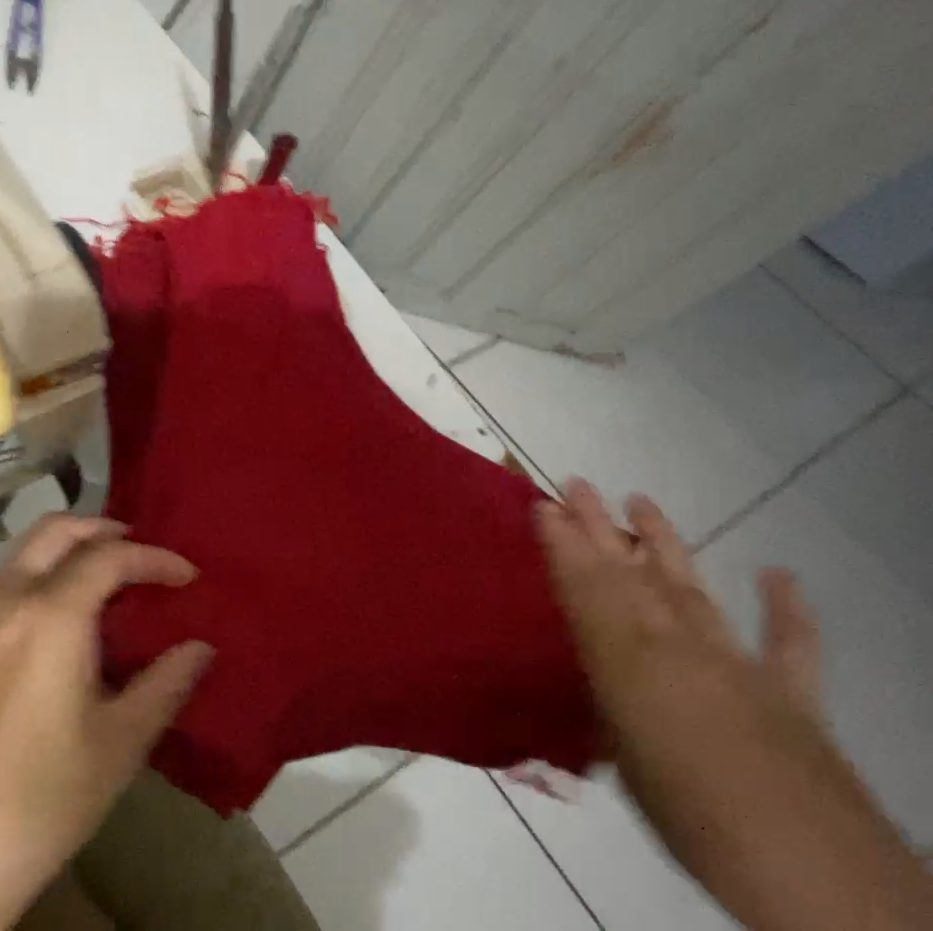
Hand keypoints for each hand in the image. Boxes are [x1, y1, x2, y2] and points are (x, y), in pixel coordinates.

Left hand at [0, 515, 212, 930]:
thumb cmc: (42, 798)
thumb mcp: (118, 745)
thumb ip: (163, 685)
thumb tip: (199, 647)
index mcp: (49, 615)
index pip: (107, 557)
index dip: (153, 558)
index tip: (188, 577)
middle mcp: (6, 599)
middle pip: (54, 531)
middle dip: (102, 529)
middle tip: (143, 554)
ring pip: (23, 551)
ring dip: (67, 547)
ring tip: (110, 579)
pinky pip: (5, 581)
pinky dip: (41, 572)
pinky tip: (66, 614)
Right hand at [537, 479, 929, 930]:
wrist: (808, 865)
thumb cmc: (686, 813)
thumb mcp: (621, 754)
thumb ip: (605, 702)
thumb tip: (586, 673)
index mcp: (630, 662)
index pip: (588, 590)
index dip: (564, 546)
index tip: (543, 505)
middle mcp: (682, 649)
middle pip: (633, 578)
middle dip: (601, 530)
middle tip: (578, 485)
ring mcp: (742, 667)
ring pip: (694, 593)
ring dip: (666, 547)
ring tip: (642, 503)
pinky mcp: (794, 696)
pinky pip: (790, 645)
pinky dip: (785, 608)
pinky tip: (777, 573)